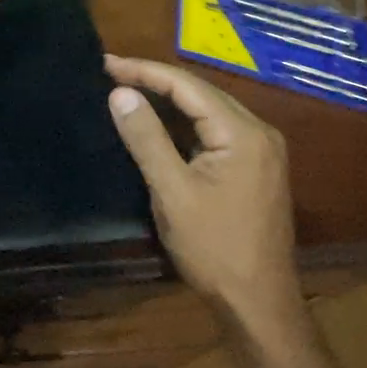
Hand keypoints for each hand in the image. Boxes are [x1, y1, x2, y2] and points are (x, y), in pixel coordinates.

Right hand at [104, 55, 298, 318]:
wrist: (259, 304)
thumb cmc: (214, 248)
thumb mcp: (172, 191)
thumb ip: (146, 138)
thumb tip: (119, 93)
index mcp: (242, 134)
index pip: (188, 86)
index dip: (144, 71)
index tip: (105, 64)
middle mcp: (259, 133)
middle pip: (200, 92)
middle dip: (155, 80)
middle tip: (110, 73)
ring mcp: (261, 151)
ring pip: (207, 110)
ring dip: (168, 99)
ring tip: (126, 90)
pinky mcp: (255, 167)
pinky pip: (214, 129)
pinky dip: (183, 121)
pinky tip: (157, 122)